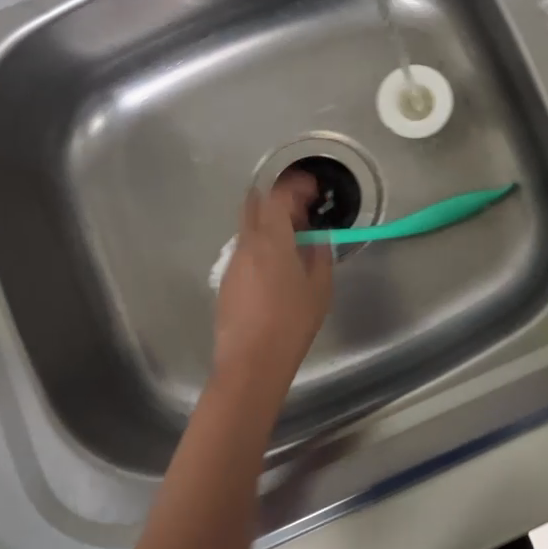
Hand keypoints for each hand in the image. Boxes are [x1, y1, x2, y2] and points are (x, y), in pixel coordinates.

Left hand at [211, 172, 333, 388]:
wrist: (251, 361)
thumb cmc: (292, 323)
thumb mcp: (320, 289)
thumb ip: (320, 256)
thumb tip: (318, 241)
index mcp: (271, 240)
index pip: (278, 196)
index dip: (295, 186)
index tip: (313, 188)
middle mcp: (246, 245)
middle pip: (254, 205)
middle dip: (277, 199)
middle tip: (301, 211)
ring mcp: (232, 263)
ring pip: (248, 228)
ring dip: (269, 224)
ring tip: (295, 241)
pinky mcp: (227, 281)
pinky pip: (245, 250)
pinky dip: (262, 245)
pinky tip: (279, 268)